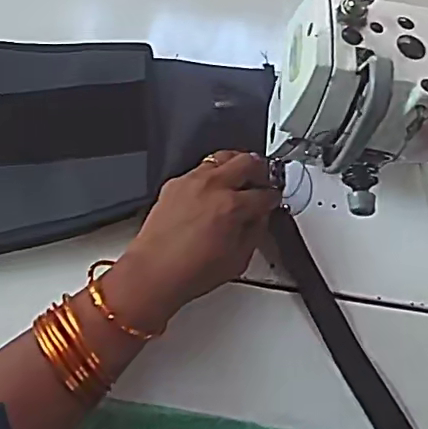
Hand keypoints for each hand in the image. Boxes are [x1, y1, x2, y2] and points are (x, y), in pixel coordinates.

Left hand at [104, 151, 280, 329]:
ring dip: (236, 163)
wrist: (154, 272)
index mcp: (232, 206)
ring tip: (241, 173)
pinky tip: (213, 185)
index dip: (273, 196)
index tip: (272, 198)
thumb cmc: (189, 271)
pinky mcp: (175, 182)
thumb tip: (260, 218)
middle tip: (264, 177)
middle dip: (261, 169)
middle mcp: (212, 187)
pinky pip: (199, 168)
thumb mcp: (238, 259)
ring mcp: (192, 181)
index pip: (264, 193)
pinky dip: (211, 173)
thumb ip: (255, 232)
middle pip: (247, 162)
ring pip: (222, 156)